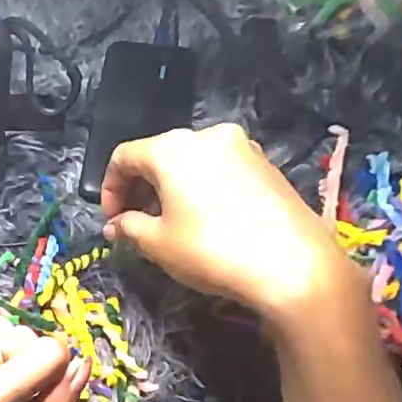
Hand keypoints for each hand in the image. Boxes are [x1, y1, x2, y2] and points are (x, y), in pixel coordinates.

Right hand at [101, 124, 360, 323]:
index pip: (124, 156)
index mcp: (173, 148)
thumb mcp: (157, 243)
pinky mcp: (265, 165)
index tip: (111, 220)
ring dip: (168, 190)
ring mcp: (242, 147)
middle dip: (139, 189)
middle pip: (158, 155)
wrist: (292, 265)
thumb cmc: (211, 250)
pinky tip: (199, 221)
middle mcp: (207, 136)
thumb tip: (115, 225)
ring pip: (189, 162)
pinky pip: (216, 170)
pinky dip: (197, 189)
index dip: (109, 188)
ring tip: (166, 226)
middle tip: (133, 224)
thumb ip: (128, 227)